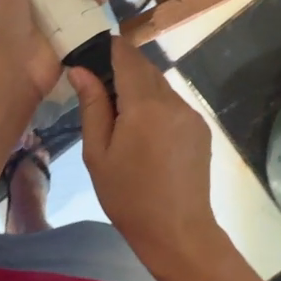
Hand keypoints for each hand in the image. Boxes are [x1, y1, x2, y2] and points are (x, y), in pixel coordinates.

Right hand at [69, 39, 224, 277]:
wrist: (176, 231)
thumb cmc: (128, 197)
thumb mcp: (98, 154)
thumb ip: (92, 107)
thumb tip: (81, 71)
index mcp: (144, 105)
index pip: (127, 57)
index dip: (108, 49)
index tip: (89, 54)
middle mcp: (173, 101)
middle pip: (145, 68)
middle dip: (121, 71)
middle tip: (97, 91)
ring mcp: (191, 114)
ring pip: (160, 87)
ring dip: (138, 90)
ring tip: (118, 119)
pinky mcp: (200, 129)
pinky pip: (172, 106)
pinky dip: (154, 108)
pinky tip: (142, 136)